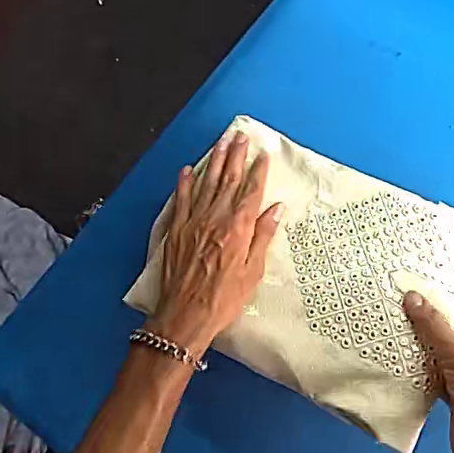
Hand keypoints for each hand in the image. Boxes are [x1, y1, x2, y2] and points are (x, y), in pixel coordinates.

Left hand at [150, 131, 282, 356]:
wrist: (185, 315)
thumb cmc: (224, 299)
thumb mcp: (253, 271)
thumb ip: (263, 236)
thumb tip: (275, 209)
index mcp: (238, 228)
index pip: (251, 191)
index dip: (258, 171)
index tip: (263, 154)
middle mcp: (215, 218)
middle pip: (228, 180)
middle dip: (236, 156)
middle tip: (241, 137)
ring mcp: (193, 222)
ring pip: (206, 183)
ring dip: (215, 161)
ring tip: (221, 143)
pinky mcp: (177, 230)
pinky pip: (181, 199)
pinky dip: (185, 182)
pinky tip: (188, 169)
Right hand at [404, 293, 453, 452]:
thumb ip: (433, 326)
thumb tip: (414, 298)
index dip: (435, 307)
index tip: (410, 300)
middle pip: (445, 333)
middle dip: (423, 328)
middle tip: (396, 317)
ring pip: (437, 354)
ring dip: (419, 351)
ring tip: (393, 337)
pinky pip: (432, 374)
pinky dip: (419, 371)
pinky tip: (401, 365)